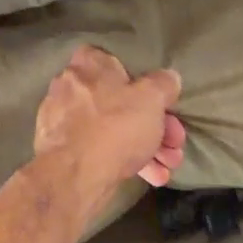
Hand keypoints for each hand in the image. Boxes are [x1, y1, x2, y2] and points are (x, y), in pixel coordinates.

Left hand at [34, 45, 186, 192]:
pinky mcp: (67, 152)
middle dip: (157, 129)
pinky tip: (153, 178)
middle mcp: (73, 87)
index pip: (124, 68)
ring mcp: (68, 122)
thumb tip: (169, 78)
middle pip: (125, 105)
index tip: (167, 110)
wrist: (75, 175)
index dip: (151, 90)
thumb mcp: (152, 99)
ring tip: (169, 168)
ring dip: (149, 150)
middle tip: (176, 146)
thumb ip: (164, 84)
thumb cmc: (116, 127)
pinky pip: (103, 151)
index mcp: (90, 64)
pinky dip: (128, 162)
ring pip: (116, 131)